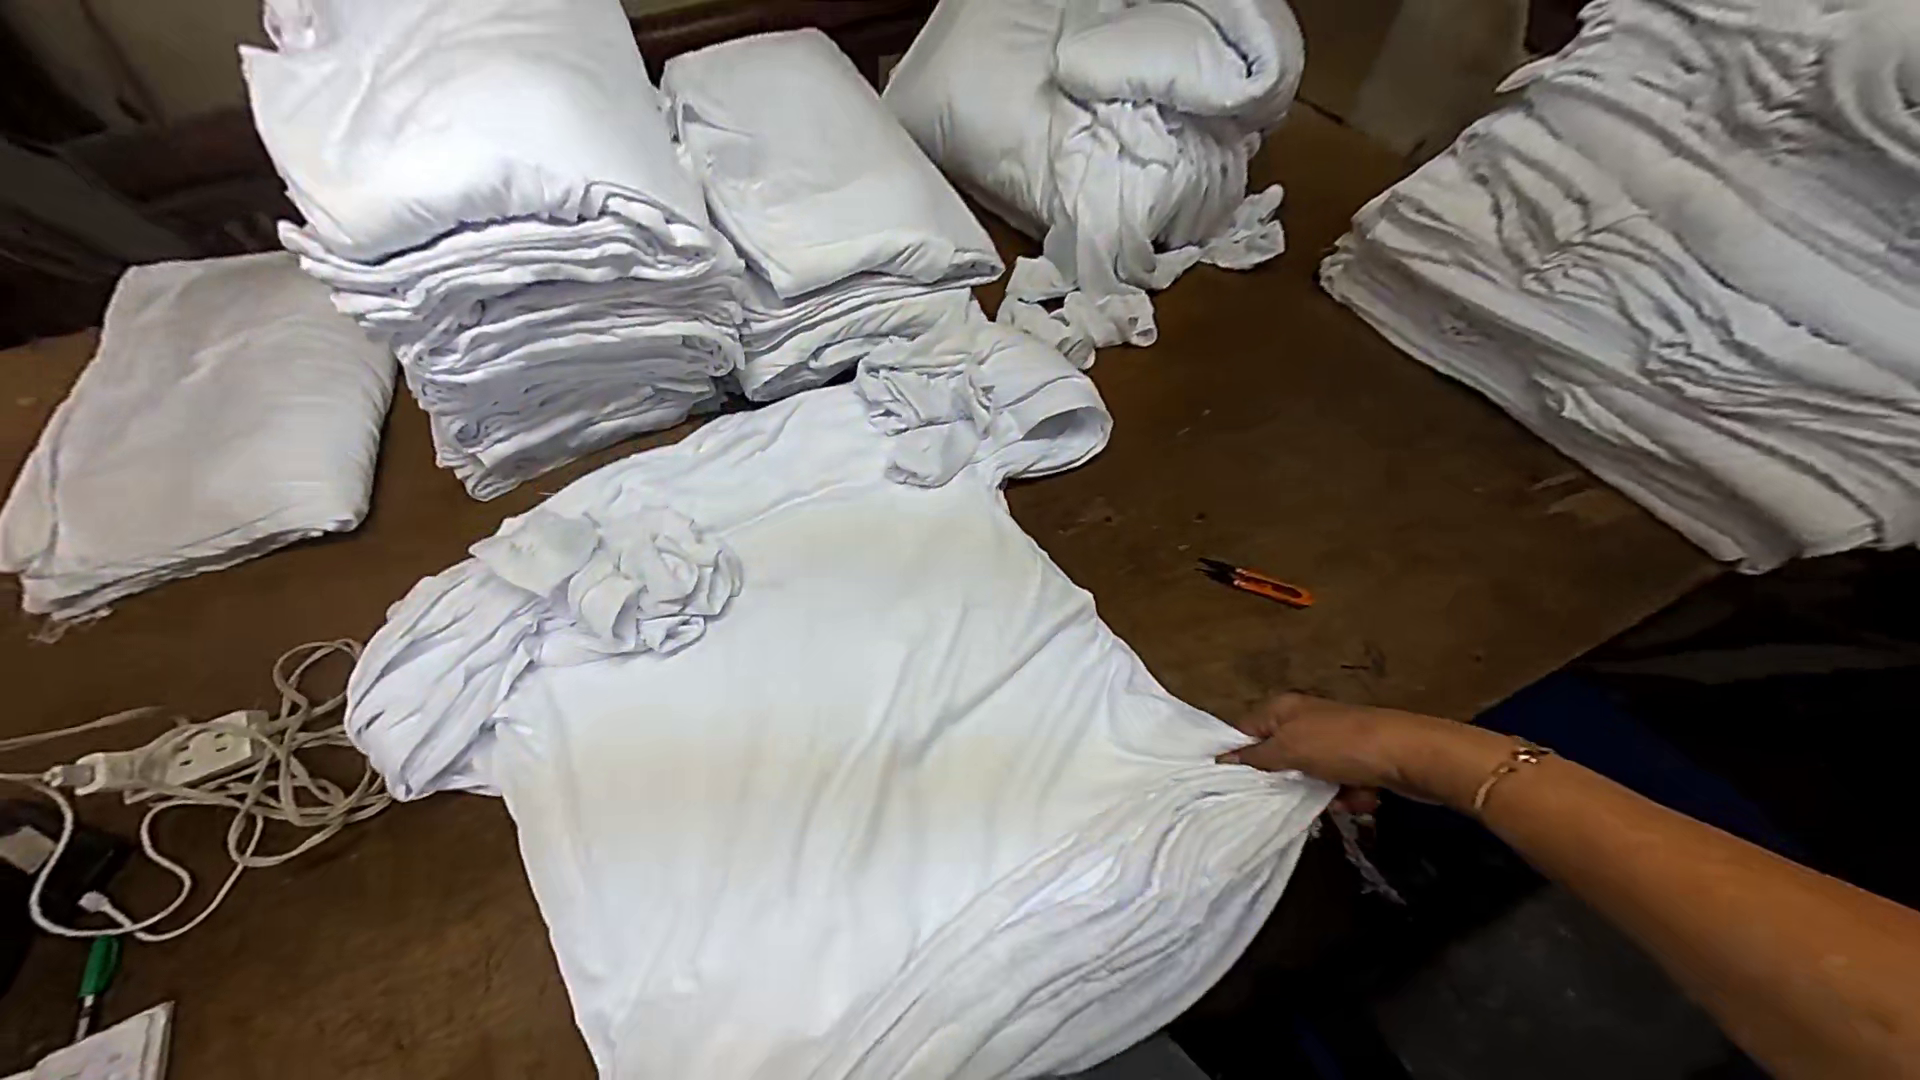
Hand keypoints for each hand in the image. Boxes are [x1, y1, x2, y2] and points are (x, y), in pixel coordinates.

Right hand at [1218, 693, 1512, 809]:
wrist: (1412, 755)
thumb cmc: (1341, 745)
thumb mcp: (1289, 749)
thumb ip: (1255, 757)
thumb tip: (1223, 760)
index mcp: (1283, 708)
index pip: (1246, 731)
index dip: (1239, 756)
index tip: (1233, 783)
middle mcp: (1305, 720)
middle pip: (1278, 756)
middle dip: (1285, 780)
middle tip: (1285, 797)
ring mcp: (1334, 740)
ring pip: (1310, 775)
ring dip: (1321, 792)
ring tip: (1336, 797)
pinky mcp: (1359, 761)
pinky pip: (1340, 784)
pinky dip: (1349, 795)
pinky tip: (1362, 797)